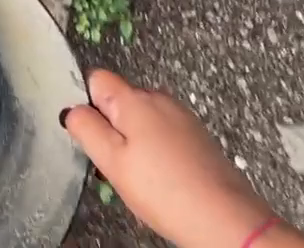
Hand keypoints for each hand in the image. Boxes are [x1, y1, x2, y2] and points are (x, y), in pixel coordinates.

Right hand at [63, 70, 303, 247]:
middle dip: (112, 127)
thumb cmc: (164, 191)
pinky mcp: (200, 138)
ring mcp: (183, 117)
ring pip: (142, 119)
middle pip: (120, 100)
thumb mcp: (112, 161)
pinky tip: (165, 181)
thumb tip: (72, 109)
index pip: (96, 78)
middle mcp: (159, 98)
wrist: (231, 225)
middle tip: (117, 166)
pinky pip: (163, 133)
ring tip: (142, 179)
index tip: (98, 138)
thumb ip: (85, 127)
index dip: (89, 104)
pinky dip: (157, 151)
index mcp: (135, 98)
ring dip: (134, 141)